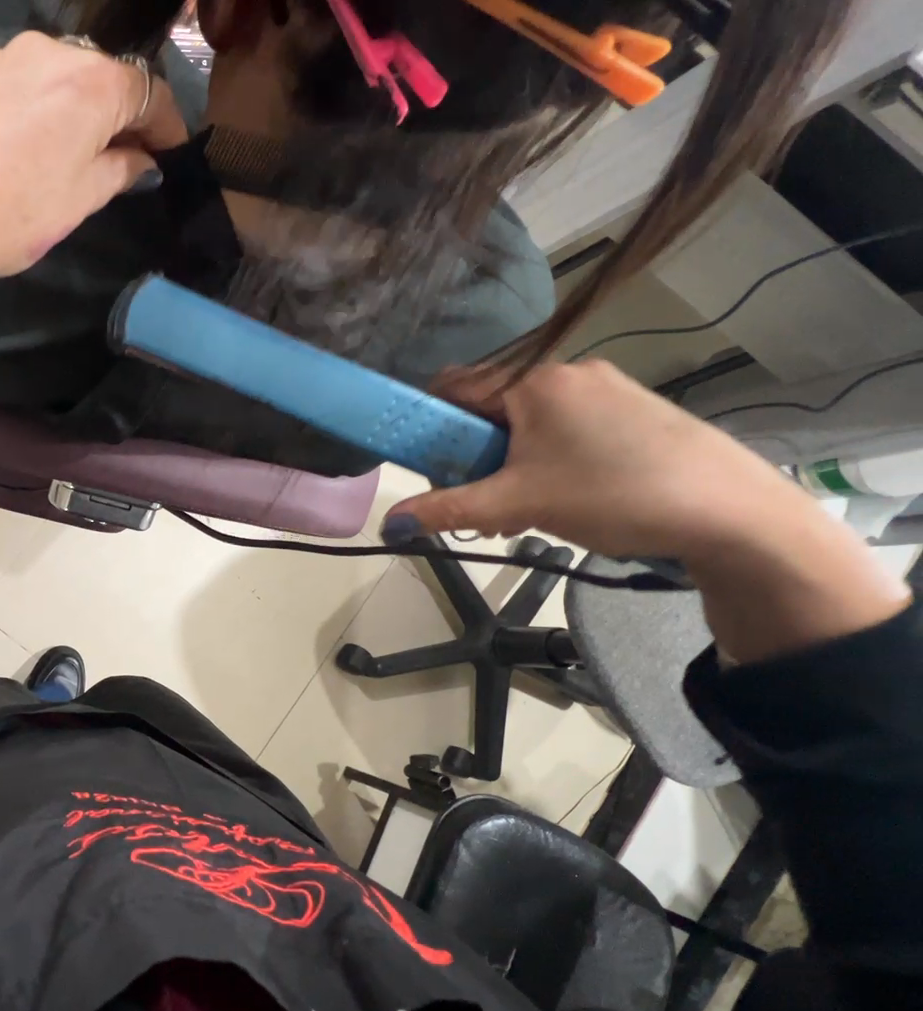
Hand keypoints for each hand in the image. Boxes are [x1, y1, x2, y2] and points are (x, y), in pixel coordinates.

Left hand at [0, 32, 187, 345]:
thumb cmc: (10, 219)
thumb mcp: (79, 201)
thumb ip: (121, 170)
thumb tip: (144, 160)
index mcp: (91, 80)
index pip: (150, 91)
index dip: (166, 125)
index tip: (170, 153)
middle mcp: (51, 51)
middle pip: (105, 77)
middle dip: (121, 116)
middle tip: (125, 159)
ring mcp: (6, 58)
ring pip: (62, 77)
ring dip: (77, 110)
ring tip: (73, 156)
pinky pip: (25, 84)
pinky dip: (40, 108)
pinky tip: (31, 145)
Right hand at [389, 360, 910, 662]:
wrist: (734, 513)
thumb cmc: (613, 493)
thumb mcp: (517, 505)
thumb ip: (447, 510)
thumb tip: (390, 523)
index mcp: (534, 381)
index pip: (453, 386)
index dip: (427, 423)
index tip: (428, 464)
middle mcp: (569, 373)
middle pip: (491, 408)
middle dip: (474, 455)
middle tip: (480, 500)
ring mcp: (609, 390)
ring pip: (530, 423)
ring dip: (510, 463)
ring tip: (525, 508)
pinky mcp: (637, 413)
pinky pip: (568, 429)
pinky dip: (549, 459)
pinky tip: (568, 497)